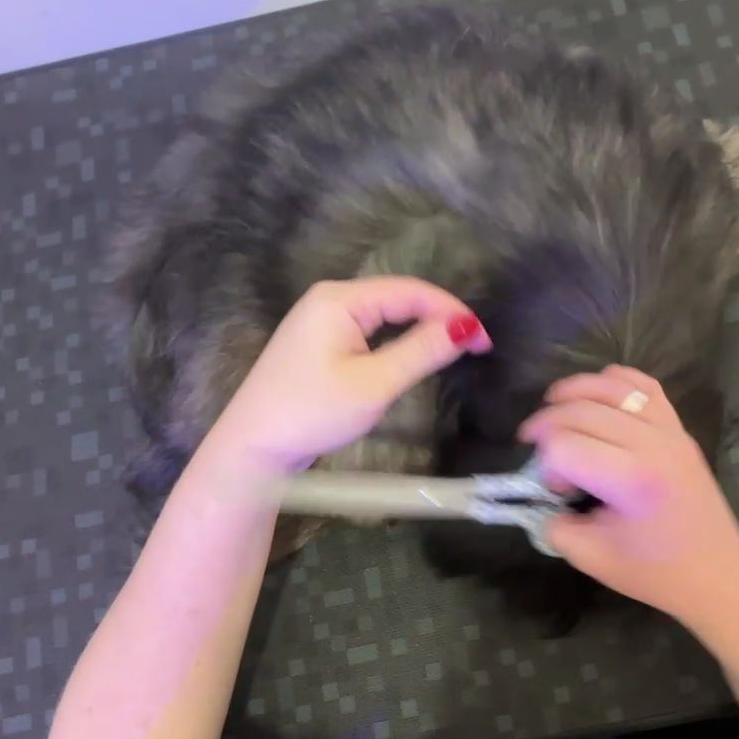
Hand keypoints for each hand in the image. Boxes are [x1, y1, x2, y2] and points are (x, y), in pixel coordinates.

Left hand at [204, 277, 488, 474]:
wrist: (253, 447)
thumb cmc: (312, 413)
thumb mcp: (374, 384)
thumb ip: (422, 352)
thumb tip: (465, 327)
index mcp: (340, 299)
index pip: (410, 291)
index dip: (452, 311)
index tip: (485, 340)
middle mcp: (329, 300)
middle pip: (396, 298)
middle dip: (438, 317)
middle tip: (475, 345)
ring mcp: (320, 323)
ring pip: (382, 317)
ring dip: (419, 329)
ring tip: (453, 349)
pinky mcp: (317, 346)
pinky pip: (367, 333)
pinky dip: (395, 342)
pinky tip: (413, 356)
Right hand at [518, 365, 738, 624]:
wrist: (716, 574)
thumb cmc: (654, 572)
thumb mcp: (590, 558)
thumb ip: (554, 524)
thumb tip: (542, 495)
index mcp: (631, 481)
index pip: (565, 446)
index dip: (545, 464)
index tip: (552, 490)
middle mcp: (652, 445)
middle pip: (582, 410)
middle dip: (547, 424)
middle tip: (533, 448)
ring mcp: (670, 431)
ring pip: (612, 386)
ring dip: (574, 391)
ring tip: (552, 408)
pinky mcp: (679, 429)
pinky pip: (644, 386)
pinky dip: (613, 382)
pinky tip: (596, 397)